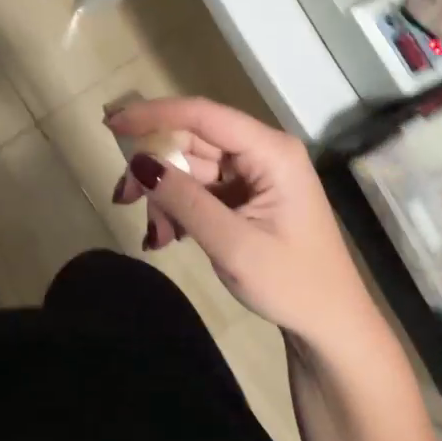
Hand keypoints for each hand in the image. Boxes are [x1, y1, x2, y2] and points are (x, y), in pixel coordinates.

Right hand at [108, 98, 360, 337]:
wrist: (330, 326)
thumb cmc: (291, 284)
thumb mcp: (232, 244)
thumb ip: (184, 200)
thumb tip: (138, 163)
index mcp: (271, 152)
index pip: (203, 115)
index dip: (154, 114)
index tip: (111, 124)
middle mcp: (263, 152)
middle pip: (192, 140)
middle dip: (155, 167)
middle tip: (123, 199)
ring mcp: (255, 174)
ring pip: (191, 166)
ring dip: (165, 196)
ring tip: (156, 236)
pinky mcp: (247, 195)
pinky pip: (200, 188)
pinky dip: (179, 207)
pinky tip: (168, 236)